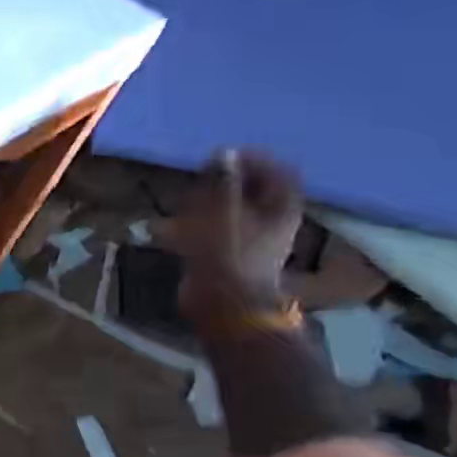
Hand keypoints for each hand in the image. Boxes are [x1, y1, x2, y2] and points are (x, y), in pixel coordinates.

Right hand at [171, 149, 303, 314]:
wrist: (223, 304)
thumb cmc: (228, 251)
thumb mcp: (223, 207)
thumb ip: (224, 179)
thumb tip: (224, 152)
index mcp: (282, 209)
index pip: (278, 171)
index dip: (254, 159)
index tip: (224, 155)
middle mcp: (272, 223)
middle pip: (255, 191)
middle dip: (227, 180)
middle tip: (201, 175)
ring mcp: (251, 242)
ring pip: (233, 211)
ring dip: (208, 202)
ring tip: (185, 197)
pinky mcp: (229, 256)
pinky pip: (216, 231)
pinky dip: (197, 224)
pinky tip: (175, 224)